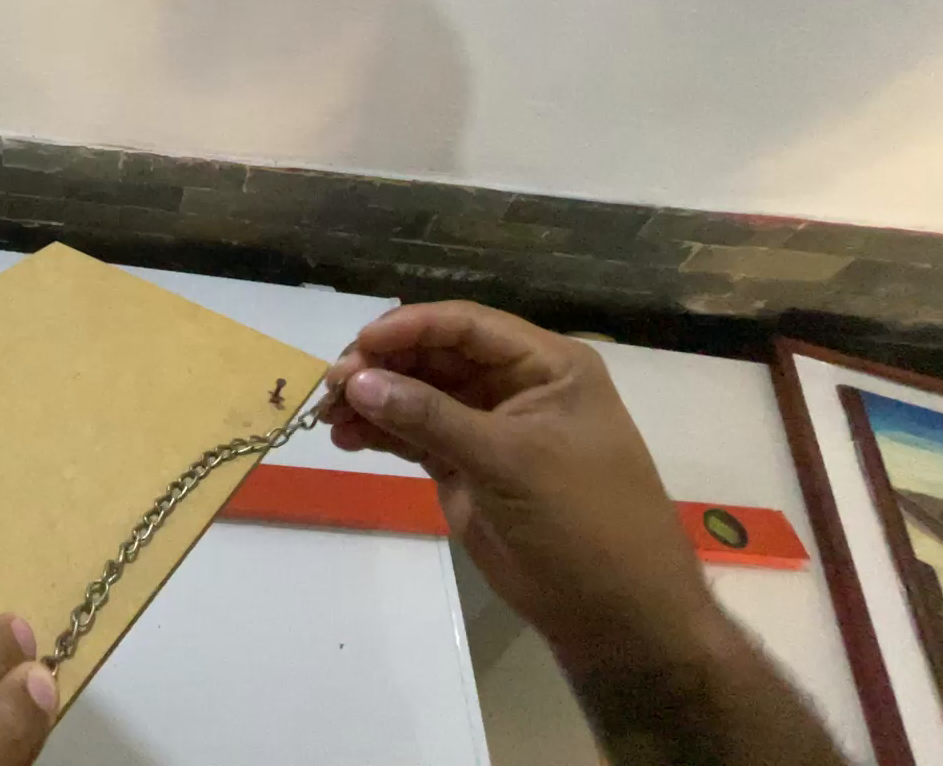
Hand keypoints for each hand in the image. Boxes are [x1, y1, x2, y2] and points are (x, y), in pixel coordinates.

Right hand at [322, 301, 721, 671]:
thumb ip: (428, 416)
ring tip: (329, 417)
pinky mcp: (458, 459)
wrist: (613, 615)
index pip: (465, 327)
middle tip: (333, 386)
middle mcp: (509, 384)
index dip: (408, 327)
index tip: (358, 345)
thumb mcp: (507, 460)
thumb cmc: (583, 522)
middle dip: (379, 366)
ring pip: (411, 392)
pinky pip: (407, 430)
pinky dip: (375, 431)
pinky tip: (345, 439)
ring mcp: (481, 422)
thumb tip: (355, 382)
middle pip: (429, 355)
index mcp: (542, 366)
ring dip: (369, 400)